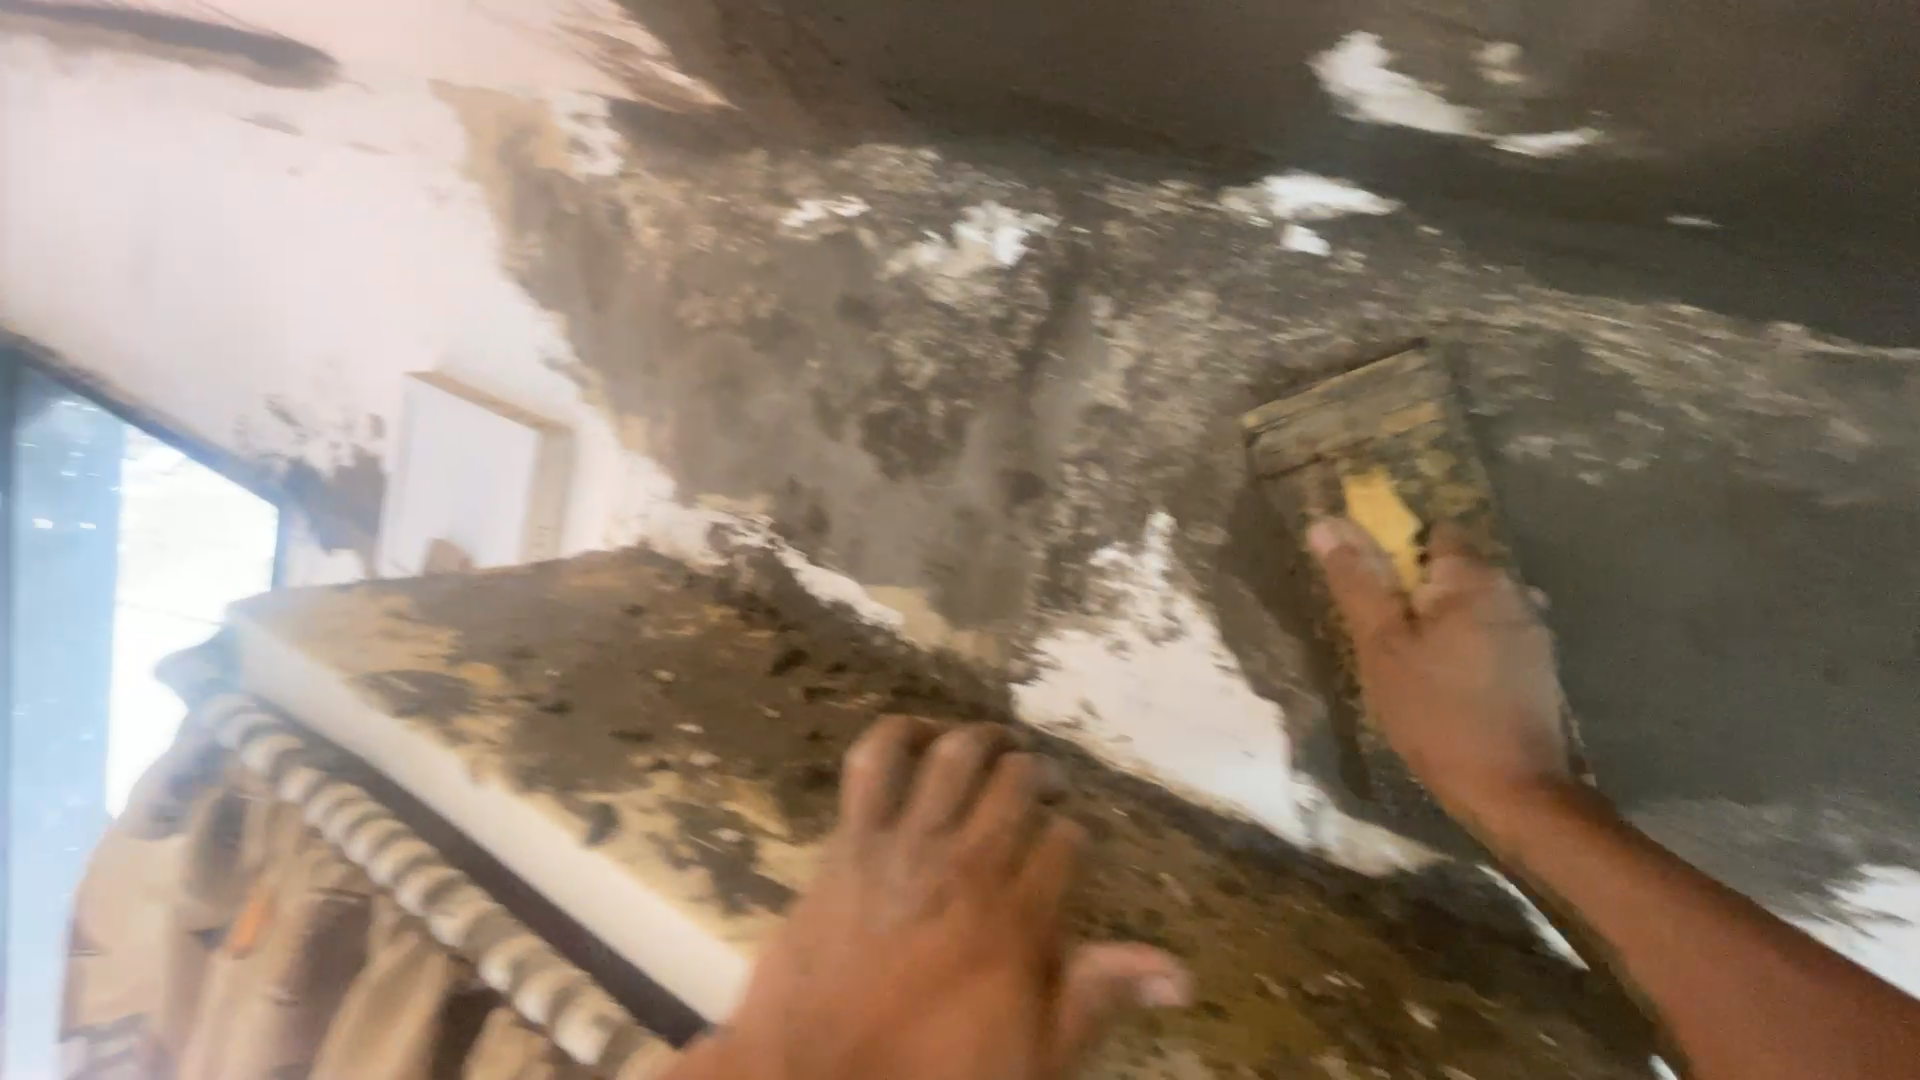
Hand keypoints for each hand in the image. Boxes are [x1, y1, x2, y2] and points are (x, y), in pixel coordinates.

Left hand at [686, 717, 1190, 1079]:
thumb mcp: (1034, 1054)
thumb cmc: (933, 1073)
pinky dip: (898, 734)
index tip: (1067, 839)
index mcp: (1020, 915)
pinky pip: (874, 763)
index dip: (1072, 833)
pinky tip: (919, 730)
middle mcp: (971, 862)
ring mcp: (908, 843)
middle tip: (1041, 782)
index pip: (1066, 841)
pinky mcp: (854, 838)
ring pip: (957, 757)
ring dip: (982, 739)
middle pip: (1018, 783)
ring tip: (997, 743)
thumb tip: (1181, 974)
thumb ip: (1098, 996)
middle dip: (1038, 774)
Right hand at [1307, 517, 1573, 828]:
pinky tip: (1443, 681)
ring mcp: (1530, 629)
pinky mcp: (1536, 664)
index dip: (1394, 551)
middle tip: (1380, 636)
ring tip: (1406, 663)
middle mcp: (1512, 591)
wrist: (1511, 790)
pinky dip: (1459, 643)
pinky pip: (1486, 632)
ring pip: (1467, 604)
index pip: (1430, 532)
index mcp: (1473, 579)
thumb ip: (1357, 581)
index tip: (1370, 592)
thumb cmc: (1434, 711)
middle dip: (1412, 591)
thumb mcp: (1380, 644)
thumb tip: (1325, 522)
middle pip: (1449, 568)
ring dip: (1436, 619)